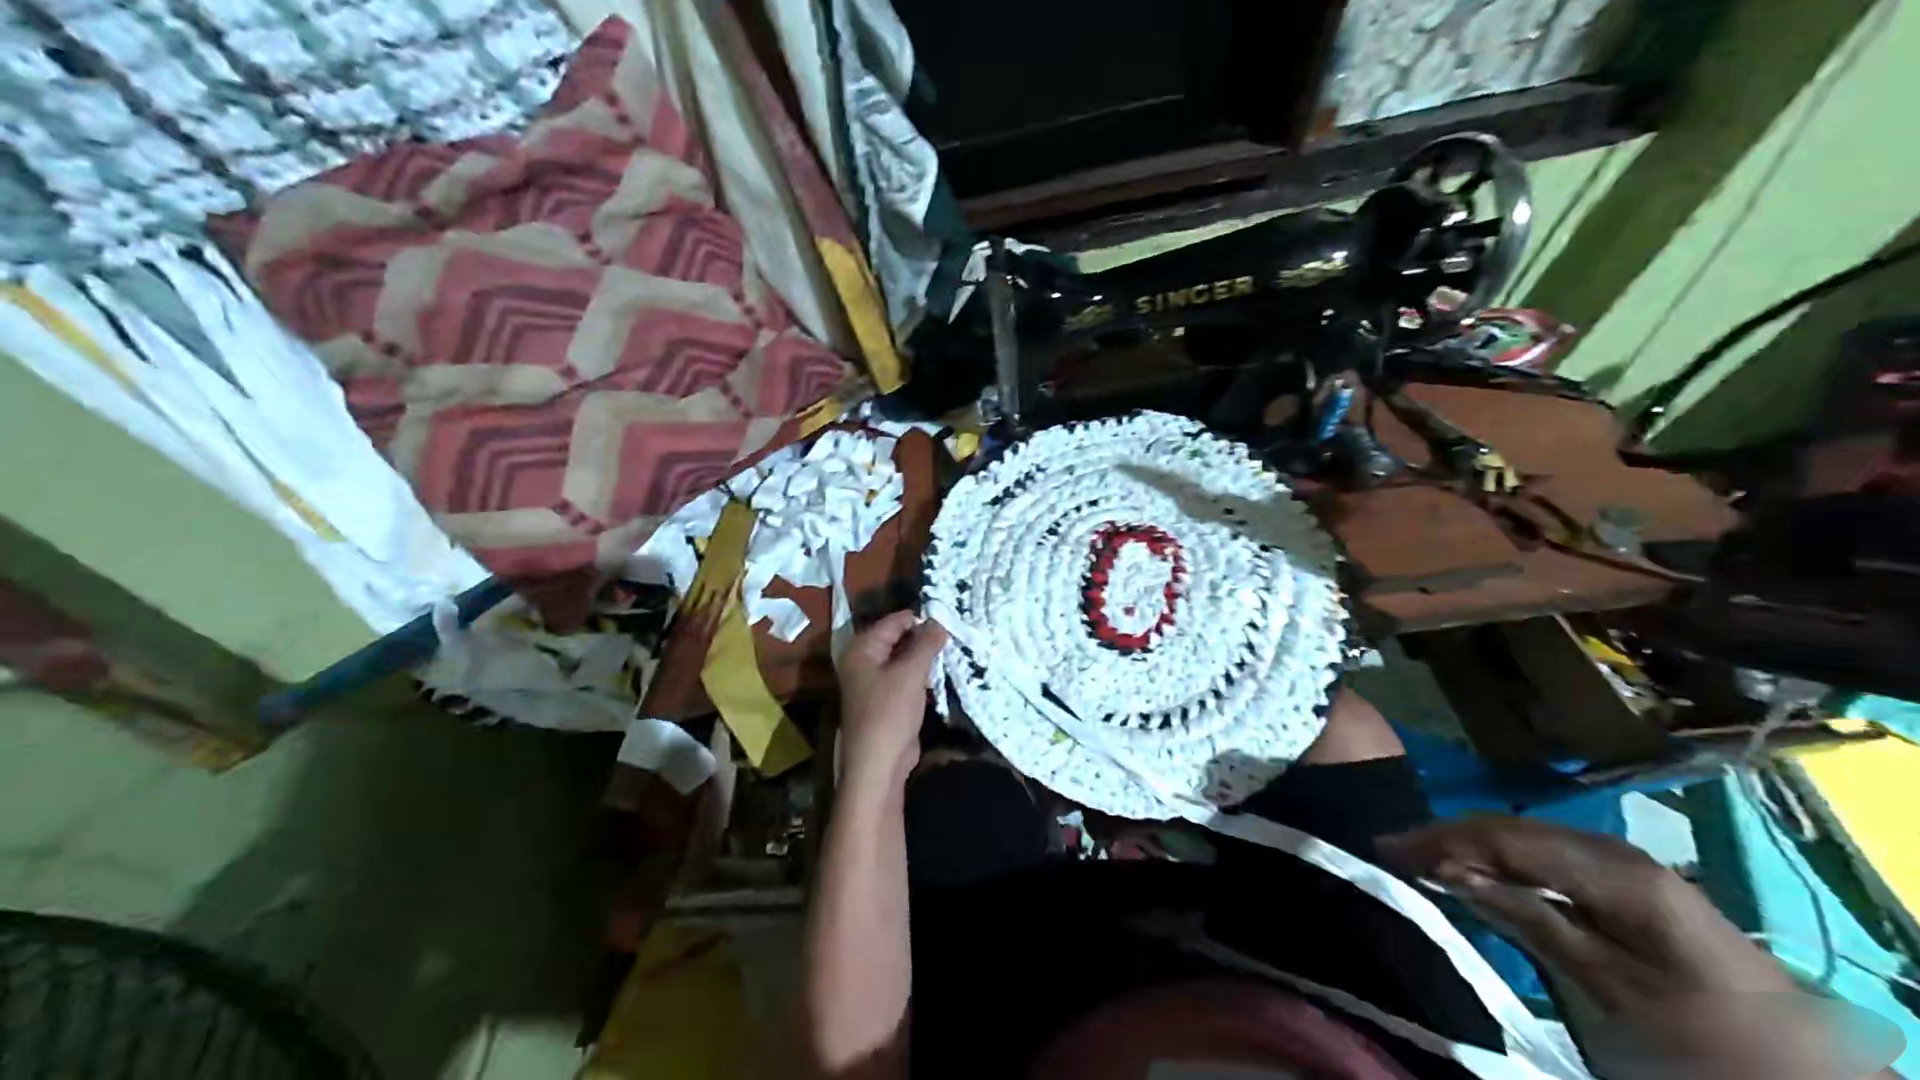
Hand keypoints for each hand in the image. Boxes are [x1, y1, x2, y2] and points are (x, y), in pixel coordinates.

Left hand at [835, 610, 947, 791]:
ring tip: (953, 647)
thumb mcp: (911, 673)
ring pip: (903, 659)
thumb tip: (940, 621)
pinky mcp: (886, 700)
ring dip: (924, 656)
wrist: (879, 763)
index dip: (919, 618)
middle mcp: (864, 661)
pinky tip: (941, 671)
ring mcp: (874, 682)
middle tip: (954, 631)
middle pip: (897, 639)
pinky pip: (905, 677)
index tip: (948, 617)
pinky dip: (921, 673)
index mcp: (862, 649)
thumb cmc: (890, 712)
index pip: (893, 622)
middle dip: (923, 636)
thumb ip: (926, 643)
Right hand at [1378, 816, 1793, 1011]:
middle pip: (1511, 829)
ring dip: (1470, 845)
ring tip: (1421, 857)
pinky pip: (1546, 856)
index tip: (1385, 847)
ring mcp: (1624, 864)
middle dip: (1448, 836)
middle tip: (1391, 849)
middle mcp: (1614, 851)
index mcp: (1613, 871)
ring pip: (1525, 838)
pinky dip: (1501, 859)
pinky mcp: (1627, 884)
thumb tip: (1451, 873)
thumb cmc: (1699, 1034)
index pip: (1503, 836)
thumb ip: (1530, 919)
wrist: (1803, 1075)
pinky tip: (1476, 870)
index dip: (1440, 838)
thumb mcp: (1610, 986)